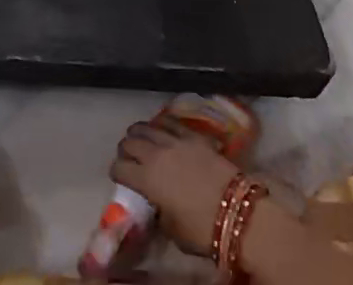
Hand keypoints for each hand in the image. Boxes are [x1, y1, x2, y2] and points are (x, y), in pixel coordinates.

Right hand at [110, 119, 241, 253]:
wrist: (237, 210)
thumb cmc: (202, 228)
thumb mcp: (172, 230)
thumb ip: (158, 212)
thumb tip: (157, 203)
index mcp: (147, 180)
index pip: (119, 168)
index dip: (115, 172)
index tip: (118, 177)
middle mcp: (156, 154)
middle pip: (130, 142)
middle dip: (125, 150)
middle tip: (127, 157)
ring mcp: (176, 141)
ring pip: (147, 127)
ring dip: (139, 133)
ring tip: (139, 138)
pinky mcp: (194, 135)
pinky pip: (171, 122)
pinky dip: (161, 124)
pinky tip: (161, 127)